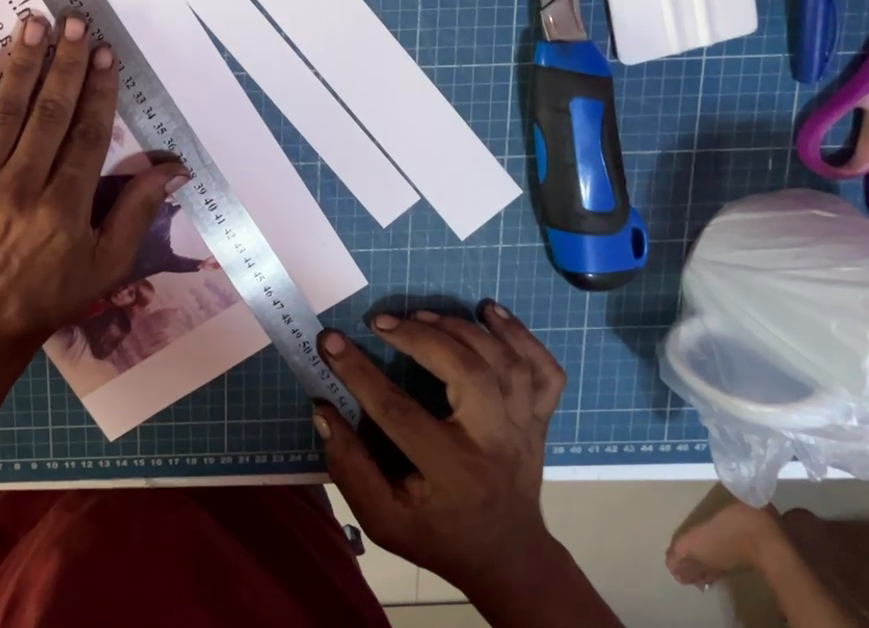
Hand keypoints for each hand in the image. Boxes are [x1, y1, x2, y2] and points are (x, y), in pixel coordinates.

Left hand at [0, 15, 186, 363]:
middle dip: (65, 63)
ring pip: (6, 112)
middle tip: (74, 21)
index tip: (106, 53)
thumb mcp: (105, 267)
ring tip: (32, 22)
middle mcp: (23, 185)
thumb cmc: (48, 298)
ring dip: (20, 63)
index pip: (87, 135)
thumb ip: (136, 213)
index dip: (99, 91)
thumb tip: (174, 170)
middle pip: (49, 112)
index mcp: (65, 206)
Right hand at [315, 305, 568, 593]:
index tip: (330, 340)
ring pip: (506, 364)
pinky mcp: (539, 420)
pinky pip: (544, 371)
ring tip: (421, 315)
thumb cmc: (437, 535)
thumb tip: (324, 412)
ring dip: (463, 329)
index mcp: (451, 471)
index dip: (358, 372)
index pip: (398, 411)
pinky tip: (490, 312)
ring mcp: (523, 430)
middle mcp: (495, 445)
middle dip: (421, 338)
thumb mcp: (382, 519)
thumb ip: (349, 466)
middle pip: (470, 374)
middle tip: (381, 321)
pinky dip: (523, 336)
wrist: (506, 557)